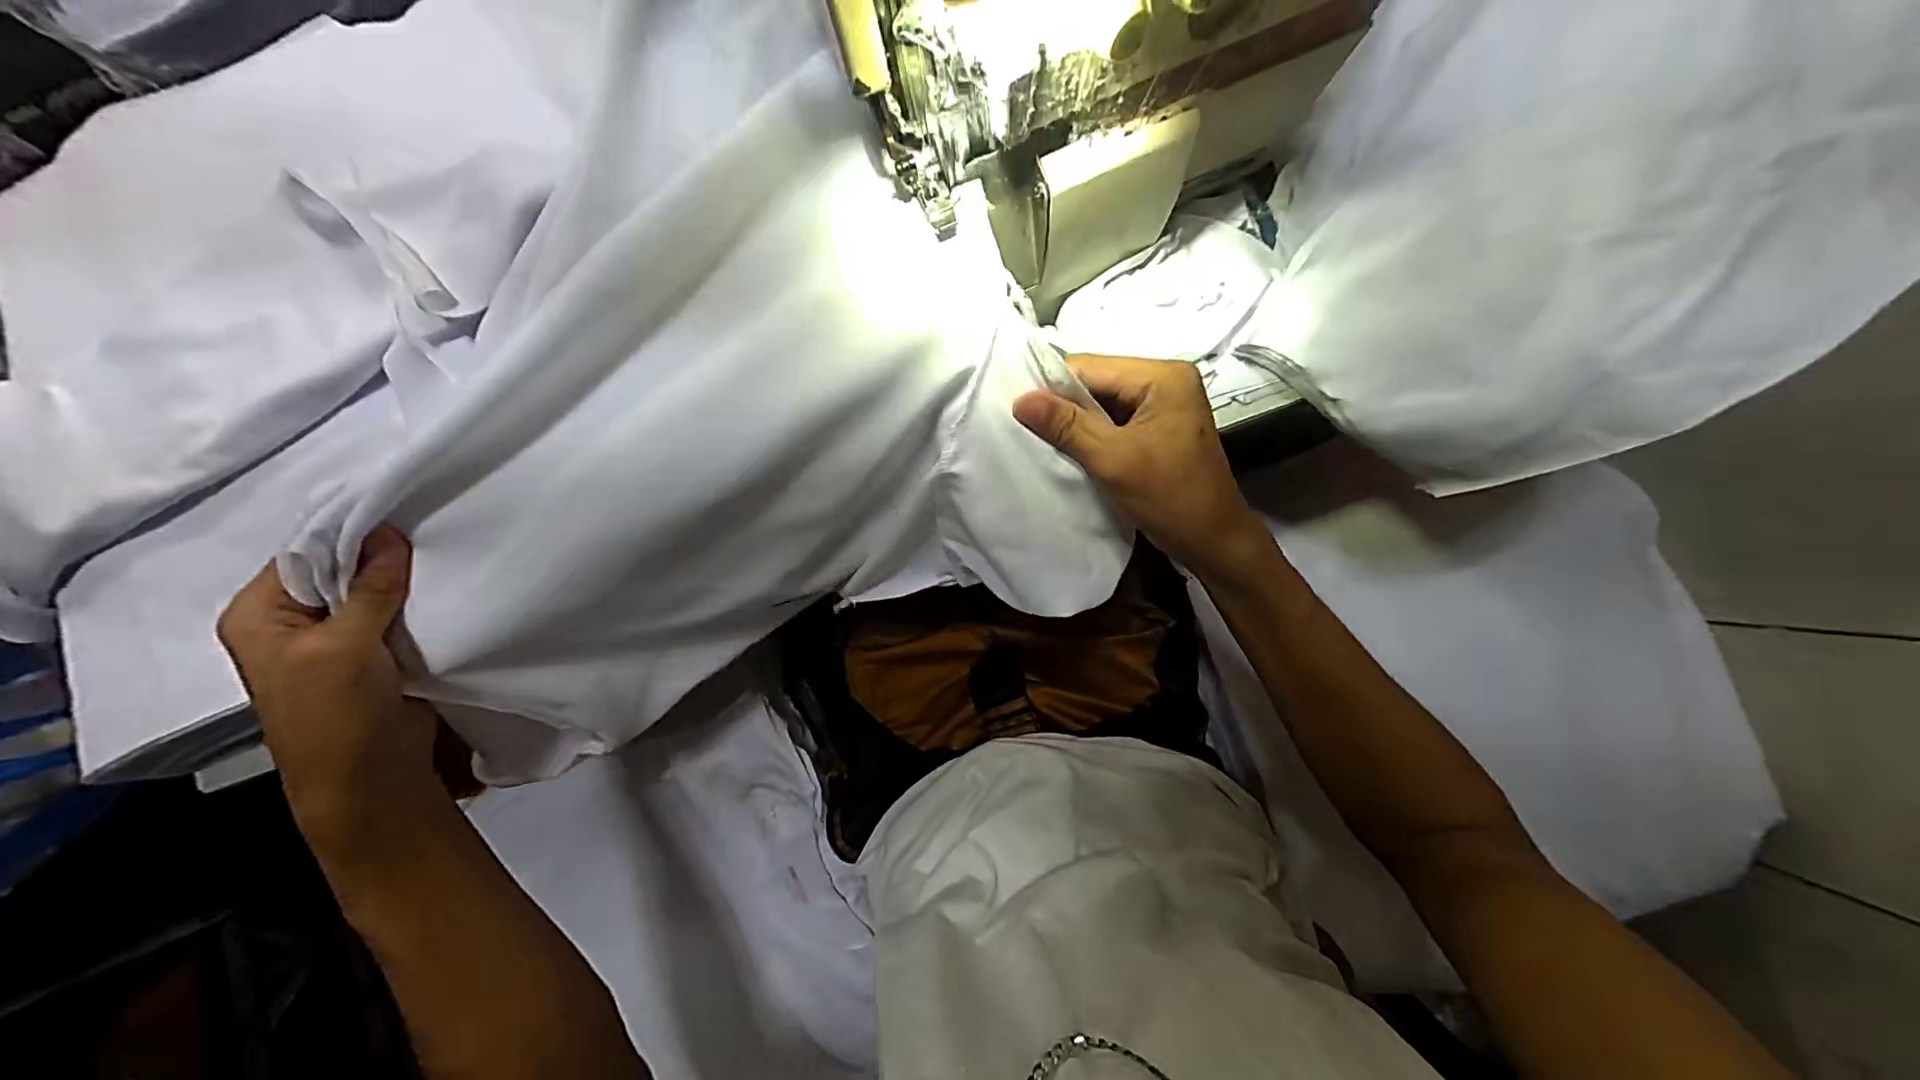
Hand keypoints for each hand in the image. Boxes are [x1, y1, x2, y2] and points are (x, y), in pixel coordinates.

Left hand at [217, 525, 440, 836]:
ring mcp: (335, 640)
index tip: (401, 516)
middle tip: (428, 533)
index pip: (303, 555)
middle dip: (382, 556)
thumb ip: (368, 589)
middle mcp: (292, 623)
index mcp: (259, 616)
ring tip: (441, 557)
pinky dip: (417, 603)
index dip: (350, 535)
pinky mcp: (375, 654)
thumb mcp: (345, 645)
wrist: (371, 775)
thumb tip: (390, 534)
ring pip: (371, 593)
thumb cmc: (336, 712)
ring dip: (404, 581)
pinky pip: (394, 615)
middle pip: (339, 571)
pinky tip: (442, 589)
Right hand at [1014, 354, 1272, 582]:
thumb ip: (1067, 427)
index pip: (1091, 367)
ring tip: (1042, 439)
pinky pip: (1114, 421)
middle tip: (1024, 426)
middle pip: (1096, 382)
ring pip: (1102, 403)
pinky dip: (1091, 434)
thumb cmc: (1172, 499)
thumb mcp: (1114, 461)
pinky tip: (1068, 449)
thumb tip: (1020, 400)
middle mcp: (1165, 380)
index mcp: (1162, 376)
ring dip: (1074, 421)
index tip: (1016, 408)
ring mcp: (1163, 404)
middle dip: (1062, 405)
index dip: (1051, 386)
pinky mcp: (1158, 427)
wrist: (1215, 543)